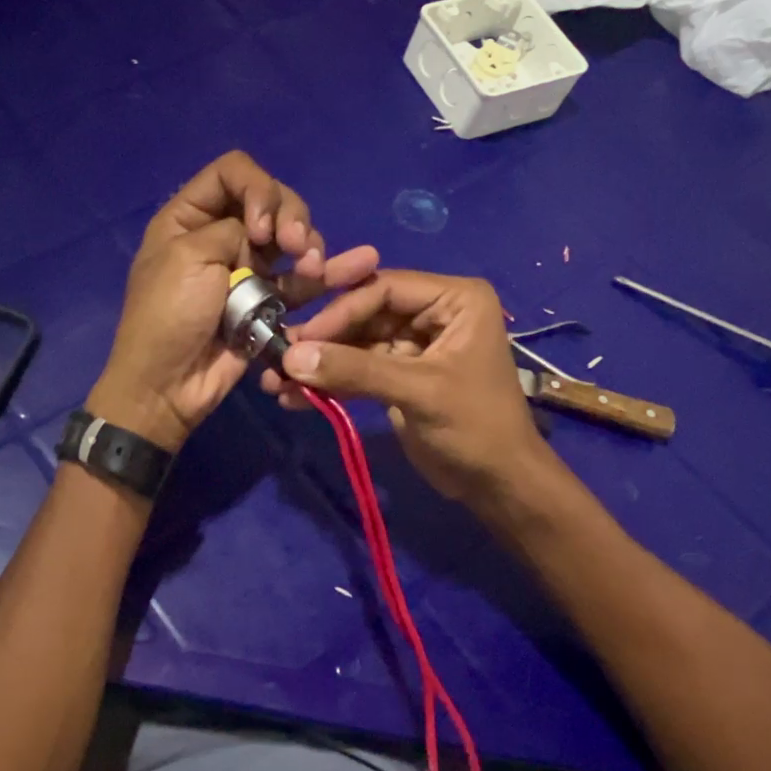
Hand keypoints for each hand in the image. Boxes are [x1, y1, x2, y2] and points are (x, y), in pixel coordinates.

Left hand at [88, 151, 377, 450]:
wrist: (167, 384)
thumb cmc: (168, 316)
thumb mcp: (190, 256)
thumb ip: (234, 228)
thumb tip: (263, 237)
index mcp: (188, 217)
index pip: (233, 173)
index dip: (257, 190)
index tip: (260, 229)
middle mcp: (219, 235)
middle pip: (270, 201)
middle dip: (290, 217)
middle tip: (294, 247)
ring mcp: (244, 269)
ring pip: (290, 238)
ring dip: (309, 244)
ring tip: (312, 267)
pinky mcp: (265, 302)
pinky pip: (299, 280)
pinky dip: (322, 274)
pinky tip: (348, 270)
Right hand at [261, 270, 551, 500]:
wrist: (495, 482)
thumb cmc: (474, 426)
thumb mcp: (418, 391)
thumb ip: (356, 371)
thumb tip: (291, 357)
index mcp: (454, 299)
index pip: (383, 288)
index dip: (339, 311)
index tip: (300, 338)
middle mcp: (432, 313)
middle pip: (362, 314)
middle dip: (321, 339)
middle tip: (276, 358)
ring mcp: (412, 346)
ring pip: (352, 344)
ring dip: (316, 364)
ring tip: (275, 384)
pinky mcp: (396, 376)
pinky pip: (354, 371)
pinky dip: (327, 384)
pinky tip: (294, 399)